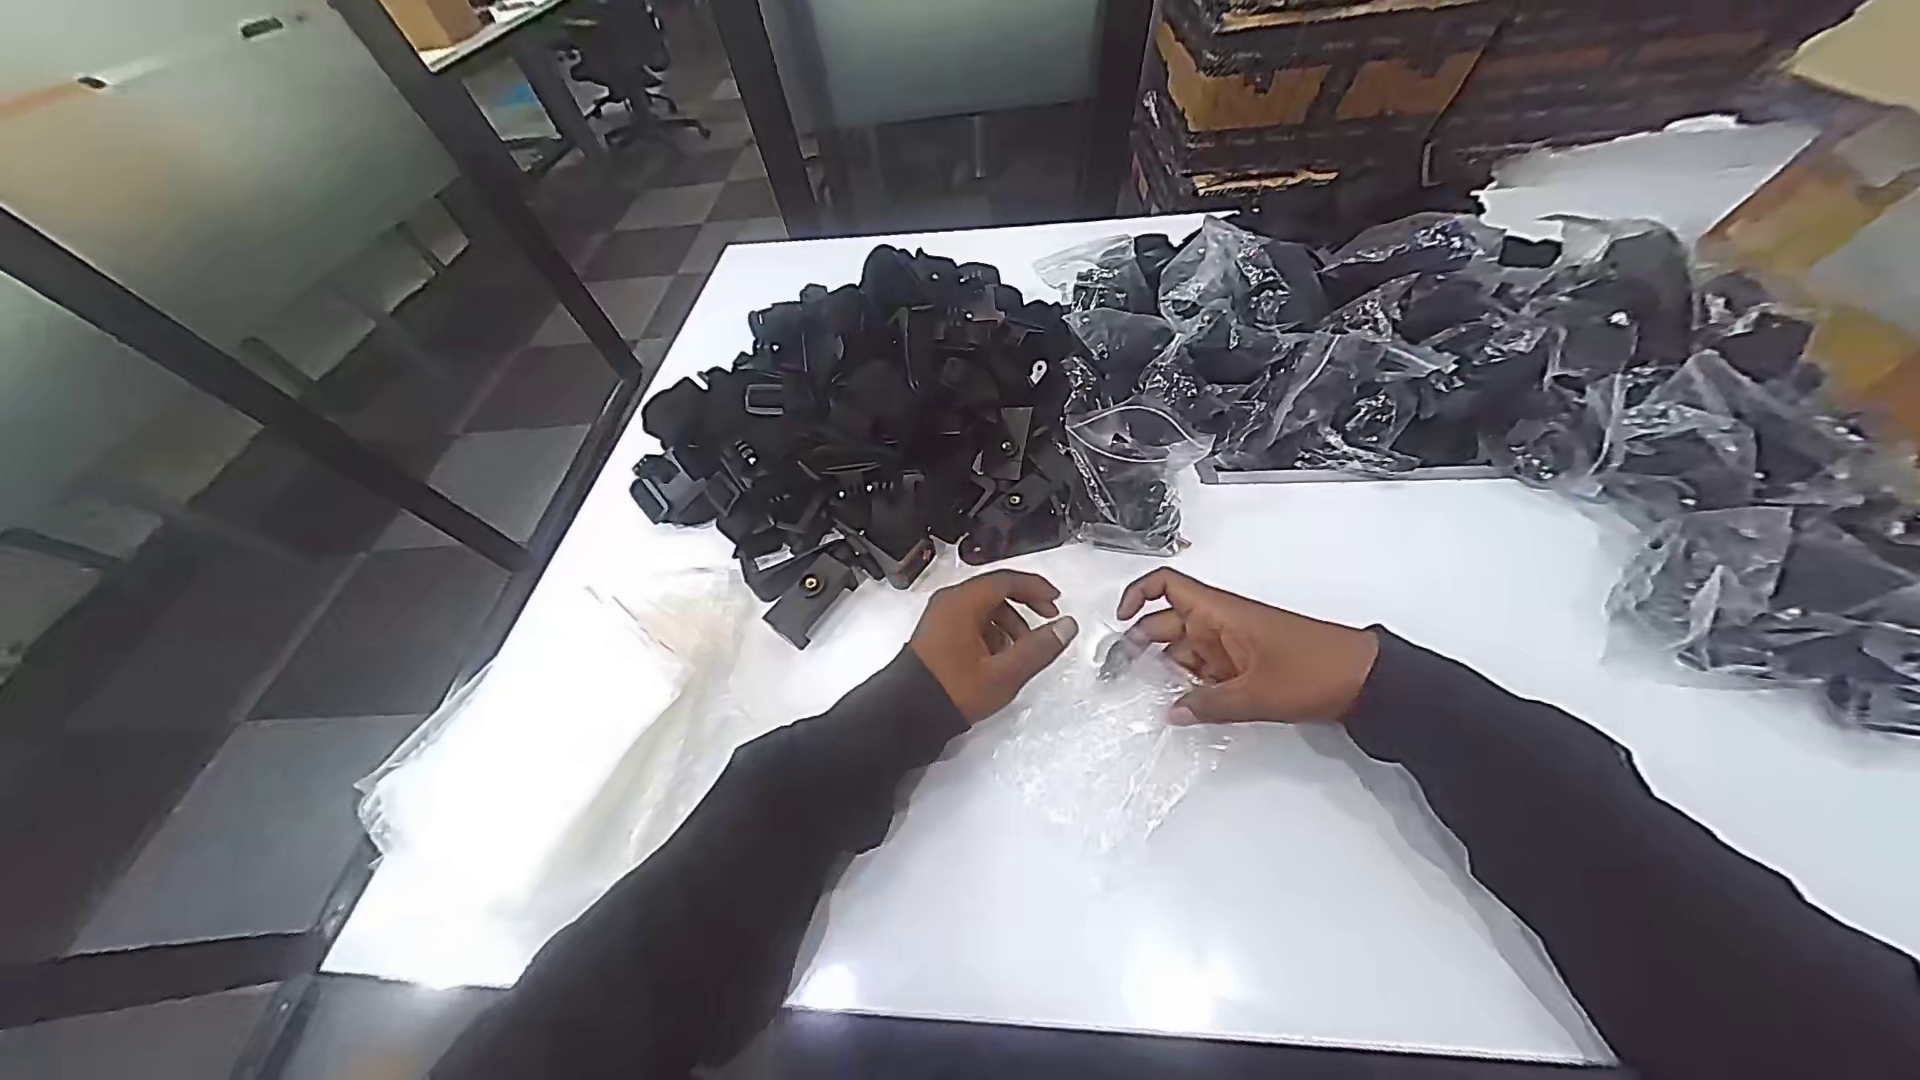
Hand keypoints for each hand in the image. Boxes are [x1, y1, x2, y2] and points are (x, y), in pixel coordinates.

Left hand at [910, 570, 1078, 723]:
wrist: (907, 713)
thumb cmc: (952, 691)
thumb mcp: (1005, 672)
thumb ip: (1039, 647)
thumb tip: (1066, 626)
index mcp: (962, 602)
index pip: (1006, 580)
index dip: (1035, 587)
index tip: (1055, 599)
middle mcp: (949, 602)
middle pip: (995, 590)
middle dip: (1025, 604)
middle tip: (1048, 617)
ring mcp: (940, 617)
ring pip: (984, 607)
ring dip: (1009, 621)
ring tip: (1024, 647)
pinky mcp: (938, 633)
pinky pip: (971, 620)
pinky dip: (992, 630)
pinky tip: (1001, 656)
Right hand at [1116, 568, 1378, 724]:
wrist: (1365, 682)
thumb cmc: (1313, 670)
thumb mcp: (1256, 694)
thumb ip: (1209, 705)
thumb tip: (1172, 713)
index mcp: (1217, 612)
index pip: (1166, 586)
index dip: (1137, 595)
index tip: (1119, 619)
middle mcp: (1218, 622)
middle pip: (1166, 624)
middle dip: (1142, 645)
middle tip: (1120, 673)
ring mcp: (1230, 643)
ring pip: (1183, 651)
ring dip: (1168, 671)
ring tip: (1152, 697)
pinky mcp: (1242, 663)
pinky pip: (1204, 669)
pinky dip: (1191, 684)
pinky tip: (1184, 705)